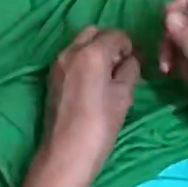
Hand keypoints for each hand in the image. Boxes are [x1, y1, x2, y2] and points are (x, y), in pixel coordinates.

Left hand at [41, 25, 139, 180]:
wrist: (66, 154)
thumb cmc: (100, 125)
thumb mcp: (124, 96)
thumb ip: (130, 70)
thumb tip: (131, 60)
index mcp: (92, 52)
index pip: (116, 34)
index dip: (129, 46)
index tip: (136, 62)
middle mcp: (71, 51)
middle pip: (94, 32)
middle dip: (109, 42)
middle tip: (121, 65)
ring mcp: (58, 63)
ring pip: (80, 43)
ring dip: (95, 50)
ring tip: (107, 75)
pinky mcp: (51, 77)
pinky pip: (71, 57)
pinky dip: (83, 60)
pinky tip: (92, 83)